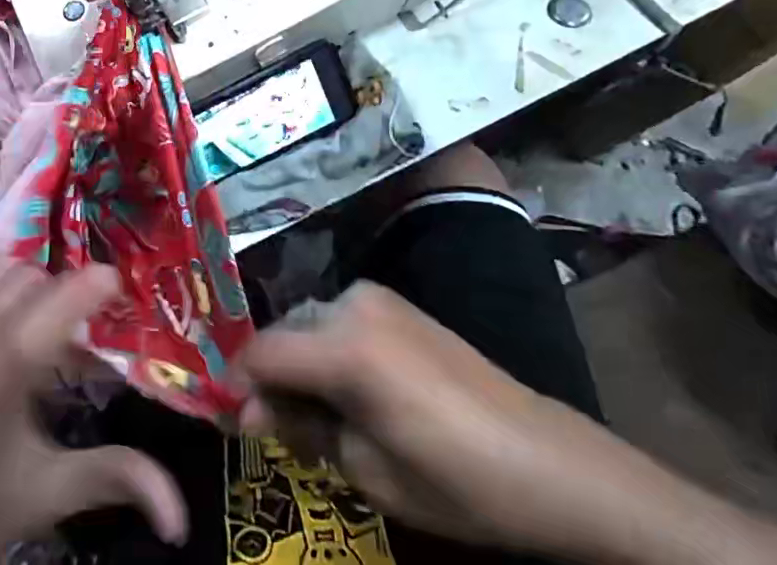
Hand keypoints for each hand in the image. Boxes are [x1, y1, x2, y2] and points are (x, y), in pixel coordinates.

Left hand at [0, 246, 187, 564]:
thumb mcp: (52, 493)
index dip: (91, 287)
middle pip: (27, 282)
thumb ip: (118, 478)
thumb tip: (182, 515)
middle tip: (70, 334)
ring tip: (31, 321)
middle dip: (59, 298)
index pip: (50, 310)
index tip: (117, 287)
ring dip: (20, 285)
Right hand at [238, 283, 776, 564]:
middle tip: (272, 428)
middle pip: (282, 333)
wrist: (544, 459)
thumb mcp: (365, 469)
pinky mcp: (397, 303)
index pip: (260, 353)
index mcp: (345, 346)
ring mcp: (378, 297)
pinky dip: (326, 351)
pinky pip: (338, 320)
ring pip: (308, 324)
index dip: (236, 386)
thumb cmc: (455, 479)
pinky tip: (345, 391)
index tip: (231, 421)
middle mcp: (354, 304)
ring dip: (298, 364)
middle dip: (268, 377)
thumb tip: (250, 409)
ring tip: (313, 416)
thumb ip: (299, 426)